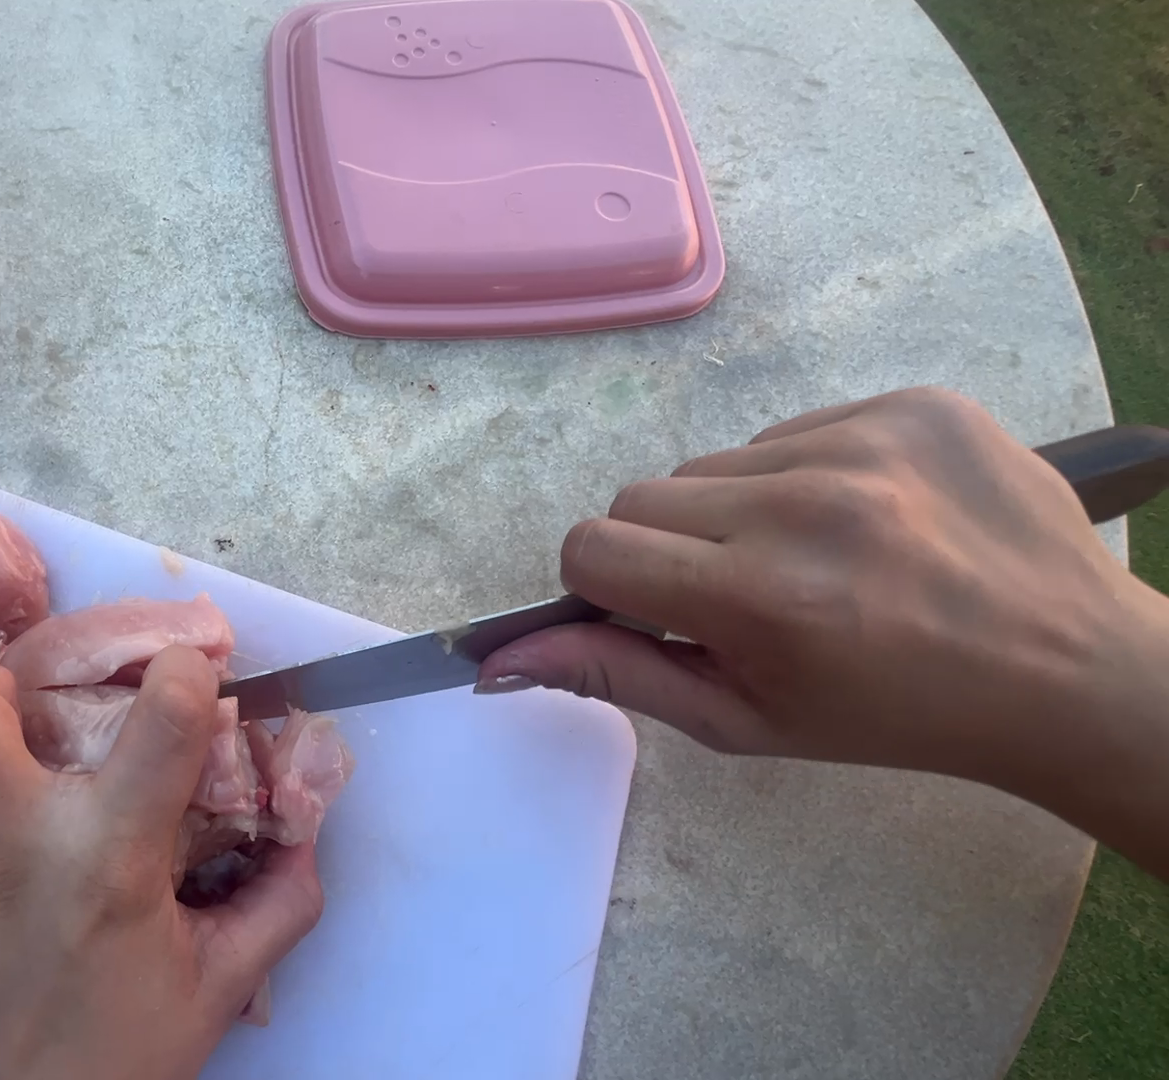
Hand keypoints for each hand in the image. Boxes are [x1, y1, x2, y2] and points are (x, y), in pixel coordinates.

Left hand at [0, 650, 323, 1079]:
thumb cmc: (119, 1057)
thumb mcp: (220, 983)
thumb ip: (279, 900)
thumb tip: (304, 831)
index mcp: (108, 857)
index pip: (162, 723)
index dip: (186, 672)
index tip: (188, 675)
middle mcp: (9, 838)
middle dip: (7, 672)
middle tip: (47, 703)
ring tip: (1, 731)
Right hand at [480, 387, 1168, 874]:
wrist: (1082, 676)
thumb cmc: (886, 714)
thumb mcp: (736, 719)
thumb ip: (609, 676)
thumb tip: (495, 661)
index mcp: (761, 598)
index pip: (591, 548)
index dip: (605, 584)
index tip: (656, 610)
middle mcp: (806, 506)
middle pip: (636, 497)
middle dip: (661, 548)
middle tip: (732, 590)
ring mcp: (865, 441)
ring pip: (703, 464)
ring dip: (724, 511)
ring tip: (802, 554)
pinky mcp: (911, 403)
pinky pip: (778, 433)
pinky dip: (789, 477)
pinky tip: (852, 517)